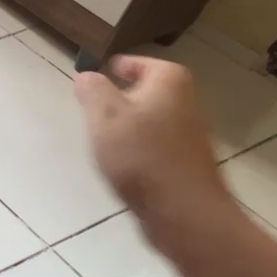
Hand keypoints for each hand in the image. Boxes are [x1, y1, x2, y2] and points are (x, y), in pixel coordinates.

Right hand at [75, 56, 238, 242]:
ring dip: (131, 123)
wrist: (184, 213)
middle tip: (97, 104)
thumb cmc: (141, 155)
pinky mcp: (186, 165)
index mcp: (170, 86)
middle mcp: (186, 107)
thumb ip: (92, 90)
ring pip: (154, 119)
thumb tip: (87, 75)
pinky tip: (122, 162)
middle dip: (125, 95)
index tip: (105, 72)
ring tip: (104, 135)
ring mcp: (190, 138)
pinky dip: (139, 146)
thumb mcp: (104, 115)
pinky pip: (157, 144)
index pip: (150, 64)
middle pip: (153, 92)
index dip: (127, 66)